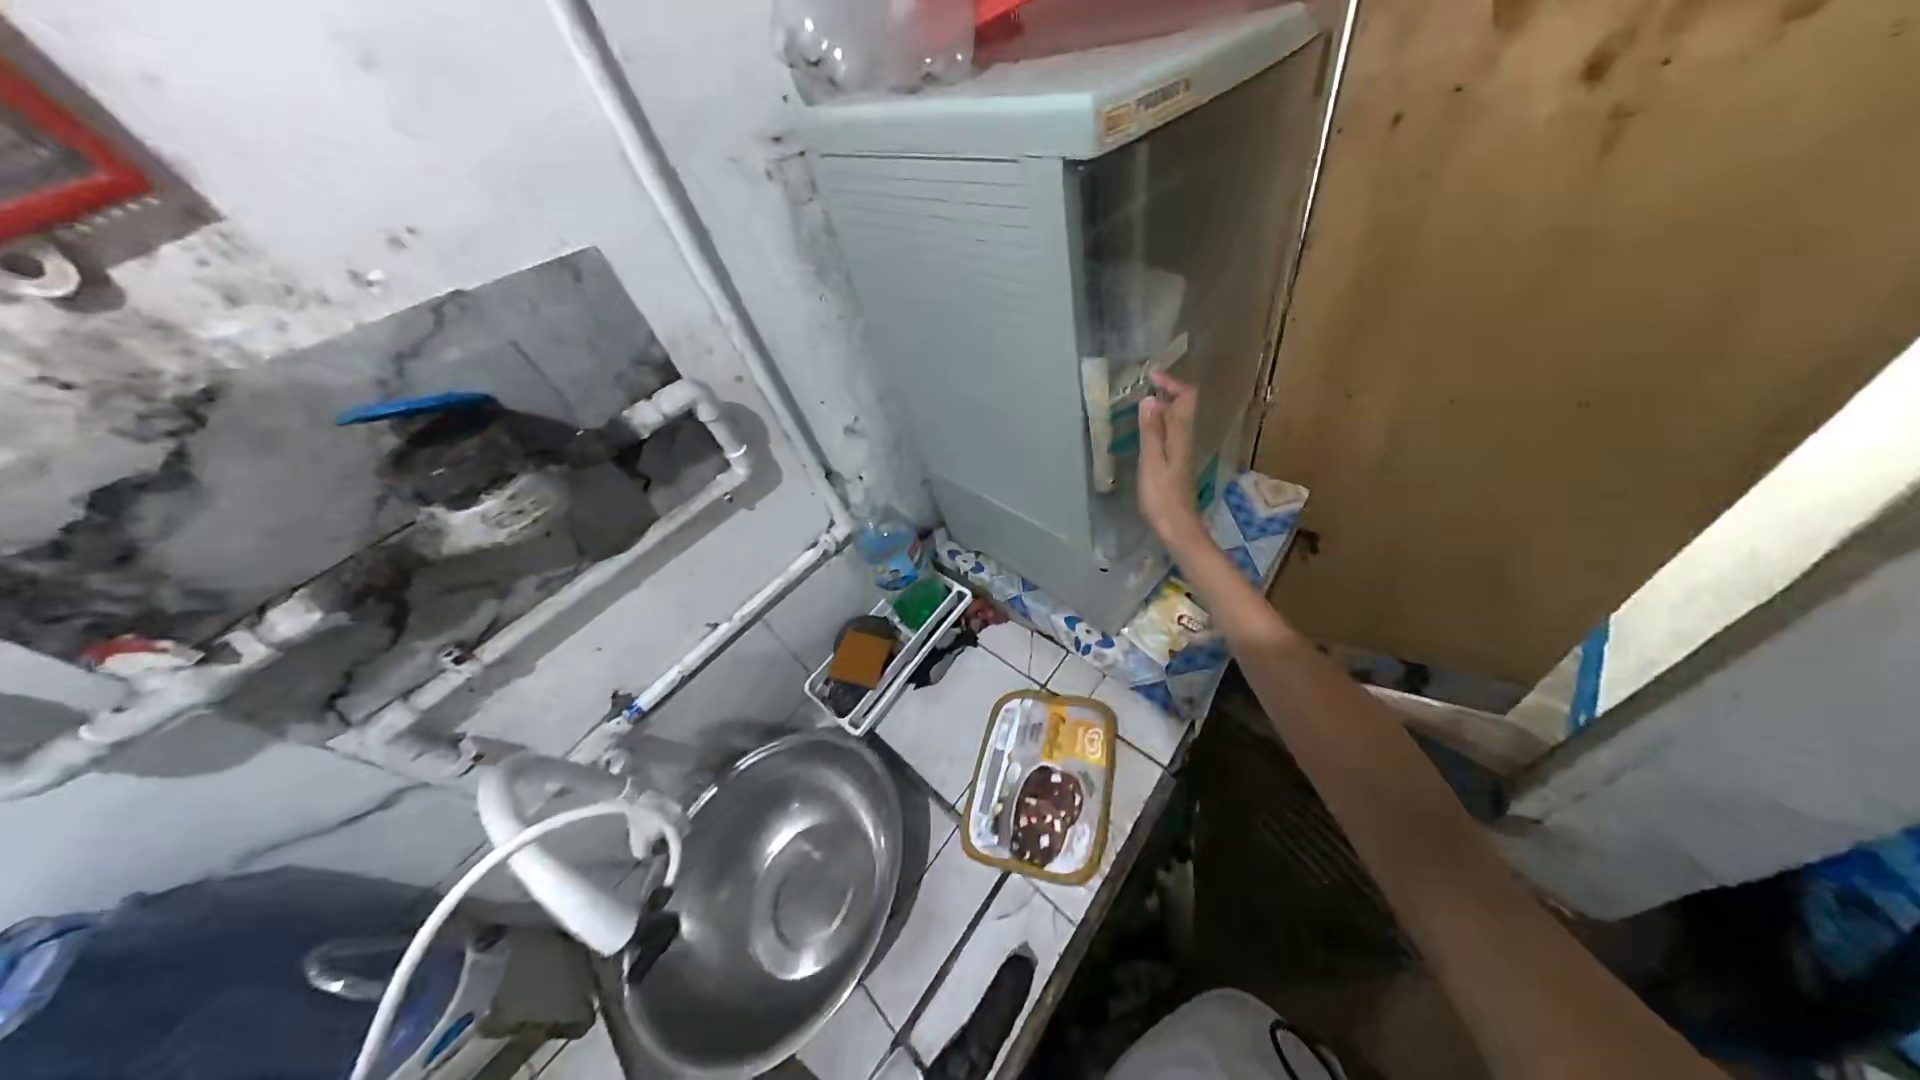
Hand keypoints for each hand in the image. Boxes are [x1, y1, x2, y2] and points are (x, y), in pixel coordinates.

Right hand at [1137, 373, 1205, 549]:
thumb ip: (1151, 430)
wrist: (1176, 526)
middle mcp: (1185, 438)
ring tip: (1139, 403)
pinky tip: (1144, 430)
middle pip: (1183, 406)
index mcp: (1181, 435)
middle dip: (1165, 391)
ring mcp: (1182, 451)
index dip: (1171, 382)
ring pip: (1176, 419)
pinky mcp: (1176, 462)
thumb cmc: (1162, 495)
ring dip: (1161, 407)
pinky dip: (1158, 423)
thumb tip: (1150, 399)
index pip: (1186, 397)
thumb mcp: (1152, 460)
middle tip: (1141, 386)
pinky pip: (1170, 433)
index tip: (1149, 376)